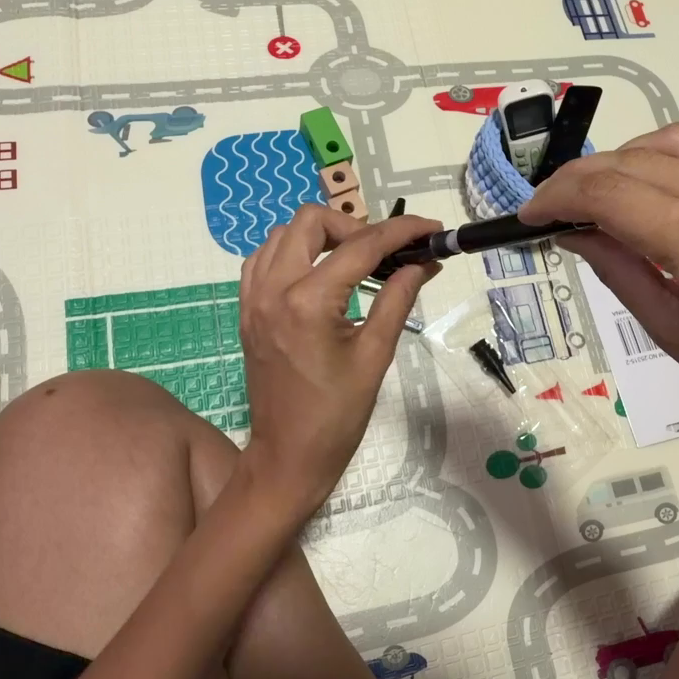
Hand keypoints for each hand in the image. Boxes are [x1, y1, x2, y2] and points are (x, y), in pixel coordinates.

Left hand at [238, 206, 441, 510]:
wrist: (287, 457)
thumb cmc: (337, 416)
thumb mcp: (375, 356)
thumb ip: (397, 300)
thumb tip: (423, 263)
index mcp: (308, 302)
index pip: (361, 247)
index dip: (402, 232)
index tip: (431, 229)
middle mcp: (273, 289)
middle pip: (311, 221)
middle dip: (354, 226)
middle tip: (384, 253)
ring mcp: (253, 298)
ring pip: (282, 234)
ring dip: (321, 236)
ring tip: (354, 261)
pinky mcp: (247, 310)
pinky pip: (263, 259)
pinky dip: (292, 253)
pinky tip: (318, 275)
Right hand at [521, 125, 678, 536]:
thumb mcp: (670, 331)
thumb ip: (616, 267)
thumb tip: (569, 229)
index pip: (615, 193)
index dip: (559, 196)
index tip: (527, 216)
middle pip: (639, 160)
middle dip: (581, 177)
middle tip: (549, 209)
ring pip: (672, 143)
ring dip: (620, 161)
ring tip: (590, 198)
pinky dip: (659, 163)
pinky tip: (640, 193)